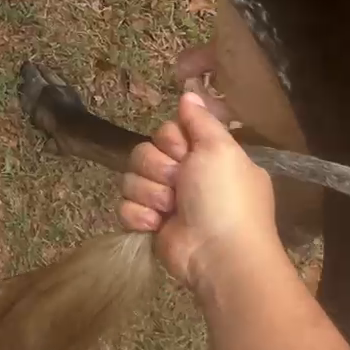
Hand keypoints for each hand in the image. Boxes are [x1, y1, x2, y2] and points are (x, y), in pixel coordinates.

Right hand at [119, 92, 282, 298]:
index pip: (166, 133)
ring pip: (131, 178)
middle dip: (156, 169)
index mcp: (207, 161)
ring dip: (148, 193)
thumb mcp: (221, 152)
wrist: (218, 255)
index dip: (169, 141)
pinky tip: (156, 224)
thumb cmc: (225, 200)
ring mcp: (166, 202)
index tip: (183, 154)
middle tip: (177, 184)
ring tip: (168, 210)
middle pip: (143, 153)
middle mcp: (187, 179)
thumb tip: (190, 93)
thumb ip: (202, 122)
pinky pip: (124, 205)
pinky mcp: (148, 223)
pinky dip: (138, 214)